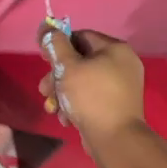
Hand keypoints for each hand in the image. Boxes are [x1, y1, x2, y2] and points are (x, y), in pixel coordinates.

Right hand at [38, 25, 145, 145]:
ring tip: (52, 108)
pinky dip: (76, 104)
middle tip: (44, 90)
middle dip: (57, 77)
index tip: (44, 60)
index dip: (59, 46)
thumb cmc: (91, 97)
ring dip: (62, 93)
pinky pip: (91, 97)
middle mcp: (122, 64)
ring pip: (82, 82)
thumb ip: (55, 45)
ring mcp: (121, 87)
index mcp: (115, 49)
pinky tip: (66, 118)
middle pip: (80, 62)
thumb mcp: (68, 67)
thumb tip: (46, 28)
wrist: (115, 139)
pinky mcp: (116, 106)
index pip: (81, 36)